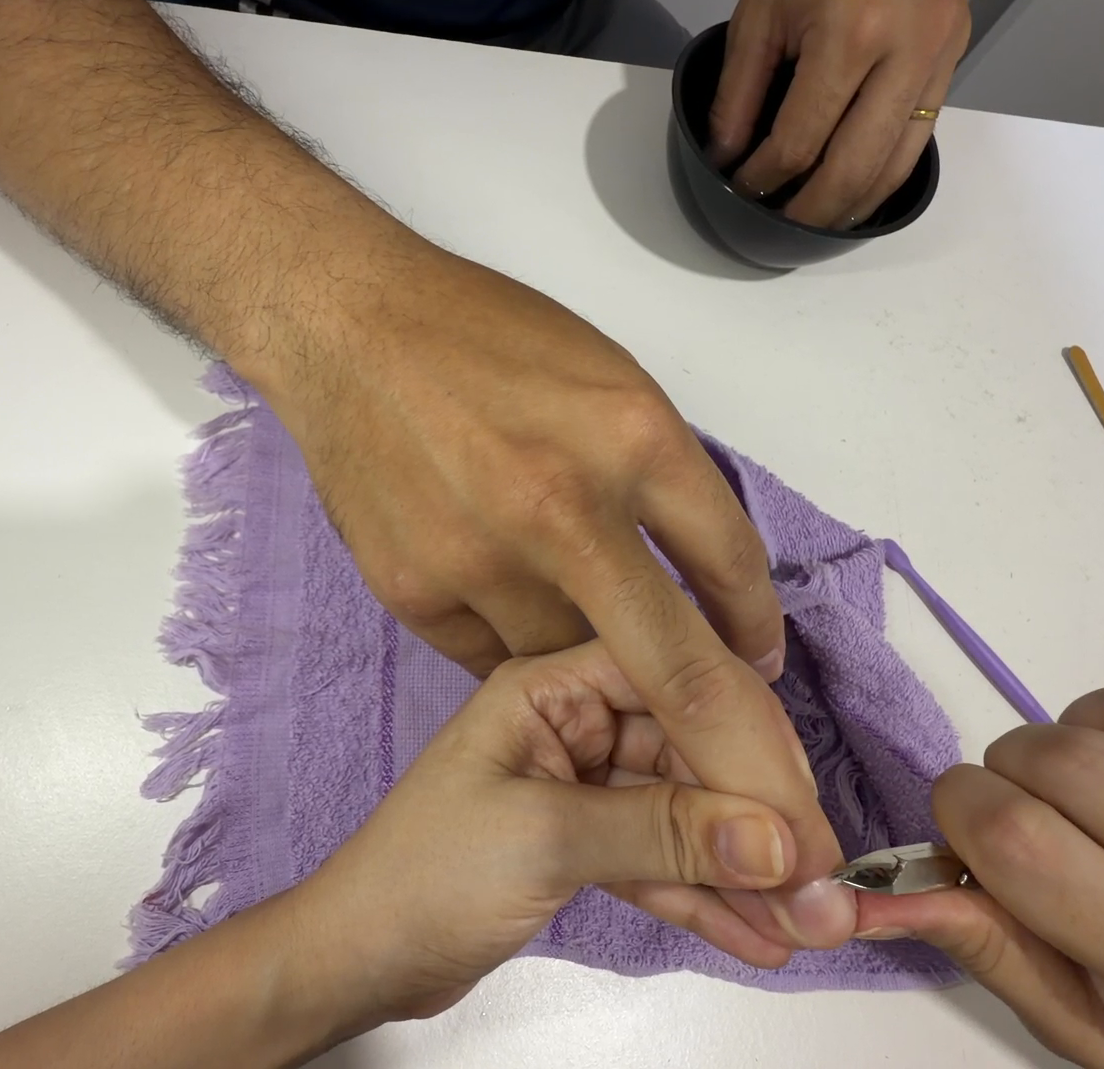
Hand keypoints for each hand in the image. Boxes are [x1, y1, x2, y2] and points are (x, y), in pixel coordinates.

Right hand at [240, 244, 854, 947]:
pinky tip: (505, 610)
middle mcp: (562, 511)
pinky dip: (512, 645)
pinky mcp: (412, 593)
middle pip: (669, 659)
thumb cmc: (483, 336)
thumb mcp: (602, 375)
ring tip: (577, 643)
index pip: (730, 562)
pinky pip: (487, 654)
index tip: (755, 660)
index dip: (756, 627)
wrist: (347, 332)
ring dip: (591, 671)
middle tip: (747, 772)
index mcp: (630, 437)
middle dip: (725, 736)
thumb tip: (689, 569)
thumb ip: (653, 473)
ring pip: (567, 666)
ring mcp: (479, 562)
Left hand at [288, 642, 804, 1028]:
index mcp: (550, 687)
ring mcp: (582, 782)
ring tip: (808, 926)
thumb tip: (777, 838)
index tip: (808, 820)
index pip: (671, 683)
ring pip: (683, 811)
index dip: (747, 744)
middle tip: (824, 888)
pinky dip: (706, 894)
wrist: (363, 951)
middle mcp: (573, 723)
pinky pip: (660, 855)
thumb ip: (662, 831)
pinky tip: (756, 933)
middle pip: (690, 750)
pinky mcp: (584, 837)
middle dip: (757, 818)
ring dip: (744, 868)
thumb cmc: (424, 874)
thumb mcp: (546, 839)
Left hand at [709, 0, 969, 228]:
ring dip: (851, 207)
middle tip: (778, 226)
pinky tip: (852, 194)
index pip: (798, 143)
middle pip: (853, 168)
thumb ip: (737, 94)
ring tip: (814, 223)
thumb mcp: (761, 13)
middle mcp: (908, 49)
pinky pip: (919, 141)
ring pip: (895, 165)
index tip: (742, 189)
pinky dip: (882, 178)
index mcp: (854, 33)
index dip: (762, 179)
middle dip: (809, 211)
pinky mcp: (954, 58)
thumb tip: (724, 159)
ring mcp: (940, 55)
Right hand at [858, 667, 1103, 1067]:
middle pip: (1071, 764)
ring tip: (1093, 783)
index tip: (968, 828)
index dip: (959, 810)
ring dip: (1077, 731)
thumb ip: (990, 952)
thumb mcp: (1100, 1037)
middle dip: (1011, 766)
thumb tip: (871, 894)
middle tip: (1029, 808)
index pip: (1021, 843)